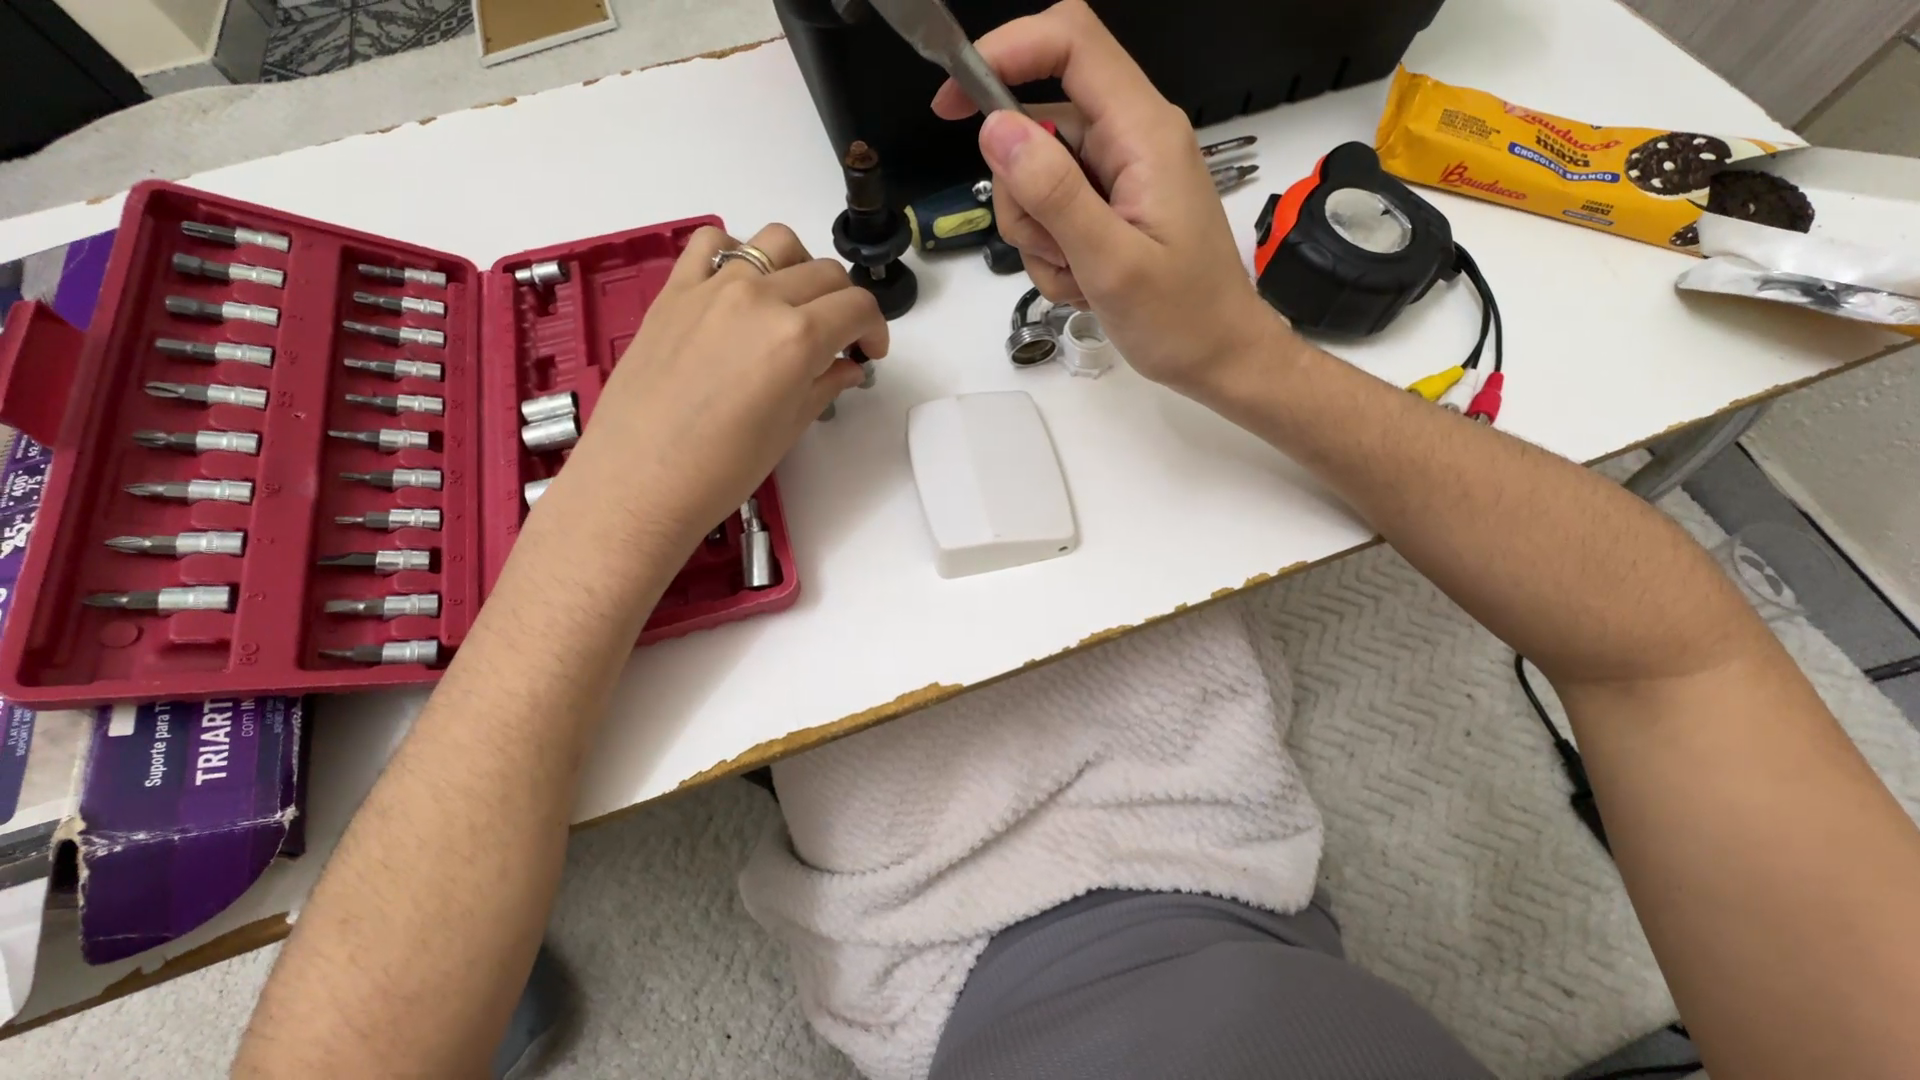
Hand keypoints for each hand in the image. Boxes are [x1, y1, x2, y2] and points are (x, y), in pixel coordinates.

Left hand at [560, 224, 886, 551]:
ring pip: (777, 243)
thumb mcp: (789, 429)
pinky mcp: (674, 290)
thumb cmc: (720, 470)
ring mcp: (713, 287)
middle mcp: (760, 299)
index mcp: (797, 337)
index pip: (858, 307)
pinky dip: (737, 253)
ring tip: (794, 304)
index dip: (875, 329)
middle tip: (839, 340)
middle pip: (825, 273)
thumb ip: (824, 384)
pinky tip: (739, 286)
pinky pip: (712, 243)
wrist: (639, 480)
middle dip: (845, 305)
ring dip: (800, 266)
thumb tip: (846, 365)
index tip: (869, 351)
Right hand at [931, 0, 1289, 398]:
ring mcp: (1120, 173)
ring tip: (1078, 276)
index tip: (952, 106)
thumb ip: (1055, 194)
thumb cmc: (1183, 318)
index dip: (1005, 52)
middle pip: (1038, 126)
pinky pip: (1052, 211)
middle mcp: (1131, 138)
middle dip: (1022, 195)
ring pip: (1036, 177)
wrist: (1219, 356)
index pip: (1070, 43)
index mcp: (1143, 132)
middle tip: (1055, 251)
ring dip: (1038, 235)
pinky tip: (1084, 282)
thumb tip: (996, 129)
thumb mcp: (1113, 263)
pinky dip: (1053, 252)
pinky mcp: (1111, 204)